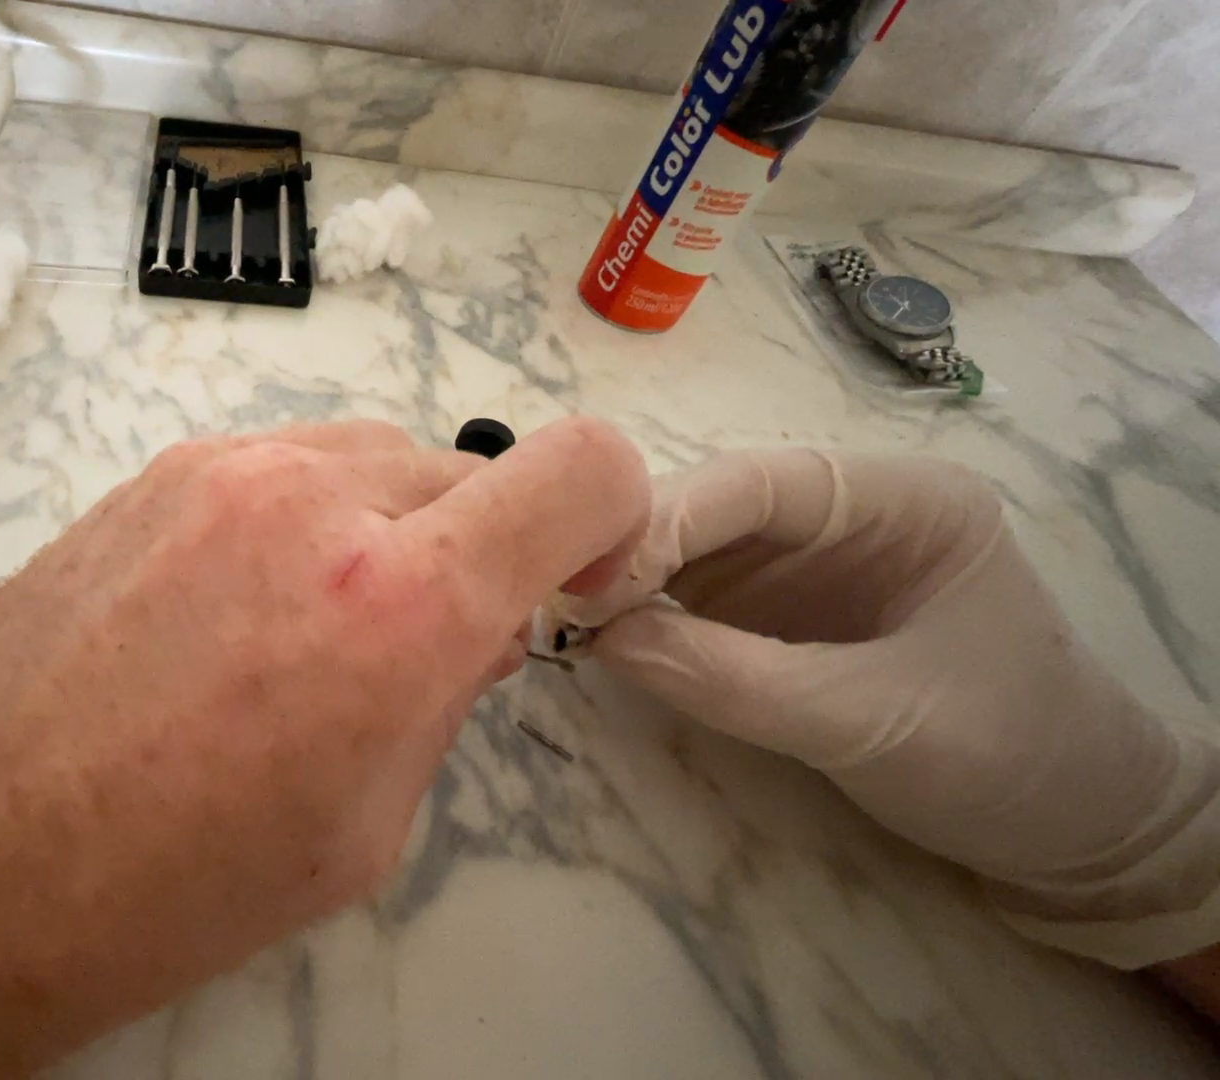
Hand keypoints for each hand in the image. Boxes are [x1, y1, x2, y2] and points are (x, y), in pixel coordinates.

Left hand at [0, 417, 645, 1070]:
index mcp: (398, 605)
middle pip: (467, 471)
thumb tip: (479, 617)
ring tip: (315, 625)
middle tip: (417, 638)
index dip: (607, 515)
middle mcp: (315, 502)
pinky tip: (238, 603)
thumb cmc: (168, 881)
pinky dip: (302, 517)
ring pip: (371, 459)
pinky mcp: (155, 472)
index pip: (579, 471)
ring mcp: (224, 469)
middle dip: (472, 548)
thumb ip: (443, 693)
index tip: (572, 574)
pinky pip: (281, 467)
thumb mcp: (362, 825)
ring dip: (383, 528)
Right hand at [564, 449, 1219, 969]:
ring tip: (558, 615)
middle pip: (700, 506)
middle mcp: (827, 512)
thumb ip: (734, 679)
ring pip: (676, 545)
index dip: (662, 522)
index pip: (751, 484)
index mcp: (891, 500)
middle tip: (557, 601)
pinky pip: (675, 593)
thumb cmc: (1005, 758)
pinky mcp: (753, 605)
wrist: (1059, 826)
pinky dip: (629, 613)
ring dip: (615, 580)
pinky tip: (592, 632)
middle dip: (627, 550)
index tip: (591, 584)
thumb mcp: (872, 721)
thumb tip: (602, 641)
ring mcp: (785, 558)